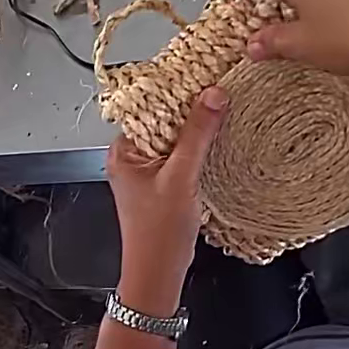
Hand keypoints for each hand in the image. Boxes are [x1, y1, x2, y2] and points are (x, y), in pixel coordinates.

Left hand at [106, 86, 226, 313]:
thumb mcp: (181, 177)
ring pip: (174, 138)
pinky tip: (217, 139)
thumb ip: (197, 135)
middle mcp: (132, 158)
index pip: (149, 107)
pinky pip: (181, 155)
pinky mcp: (163, 184)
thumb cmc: (159, 233)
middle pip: (163, 121)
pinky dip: (198, 147)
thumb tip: (213, 95)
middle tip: (220, 87)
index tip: (204, 73)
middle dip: (190, 107)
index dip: (176, 89)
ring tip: (223, 107)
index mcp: (124, 151)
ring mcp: (148, 172)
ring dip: (196, 127)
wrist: (158, 274)